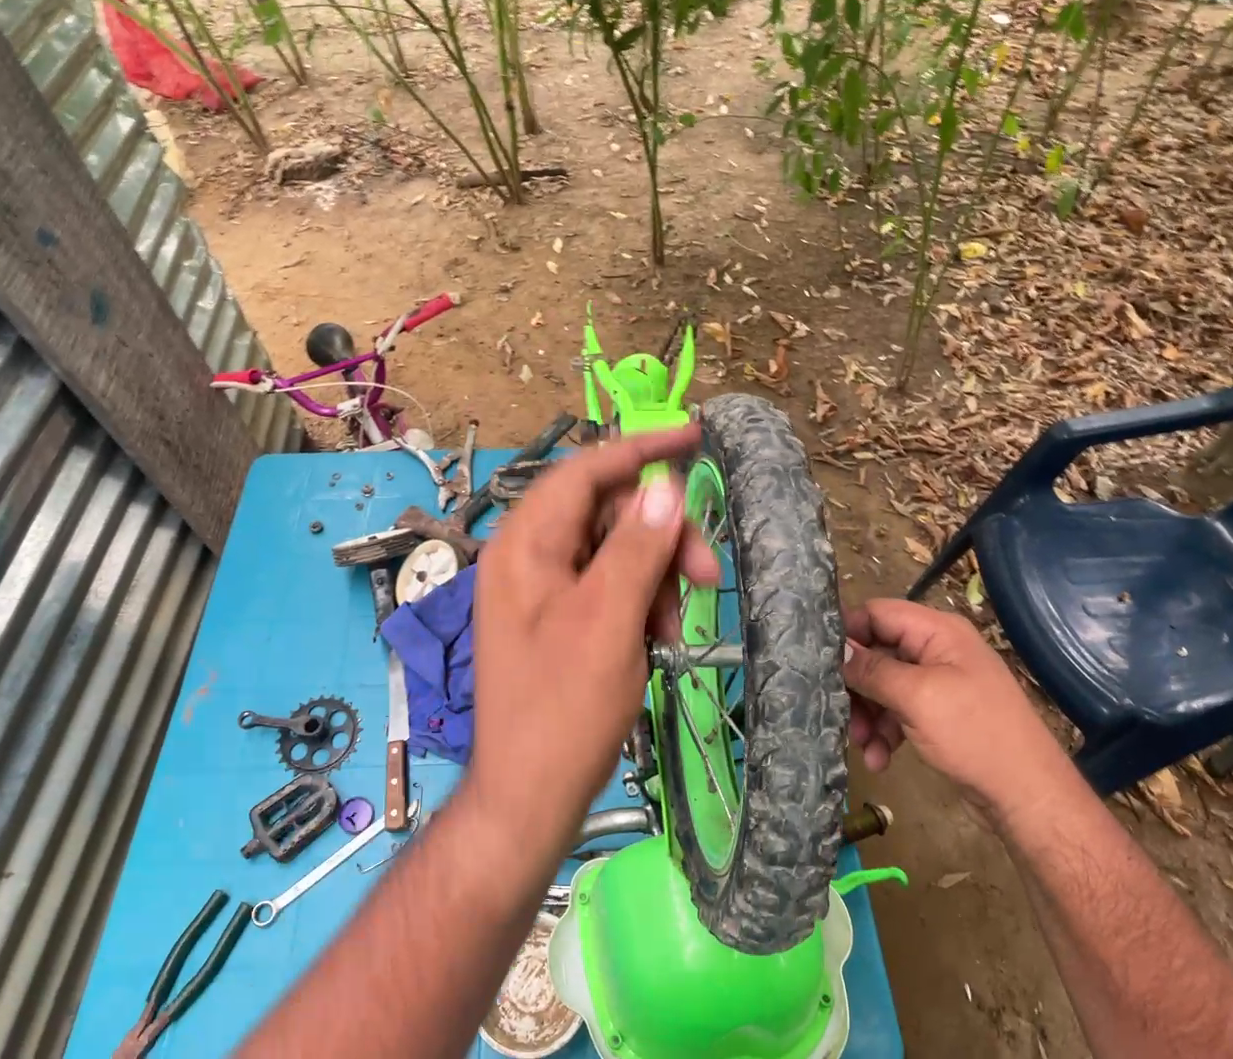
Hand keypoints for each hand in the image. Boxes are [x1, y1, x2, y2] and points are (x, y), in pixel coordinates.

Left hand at [470, 428, 719, 845]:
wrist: (528, 797)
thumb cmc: (563, 709)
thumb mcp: (608, 621)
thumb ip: (636, 549)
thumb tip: (664, 487)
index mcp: (525, 545)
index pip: (586, 471)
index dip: (641, 449)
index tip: (696, 436)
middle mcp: (527, 558)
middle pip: (605, 513)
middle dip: (661, 535)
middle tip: (707, 573)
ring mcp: (540, 593)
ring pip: (613, 553)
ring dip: (656, 576)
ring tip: (675, 627)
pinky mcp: (556, 623)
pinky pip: (607, 589)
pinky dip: (640, 604)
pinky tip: (659, 639)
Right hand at [842, 599, 1076, 822]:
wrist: (1027, 795)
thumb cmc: (975, 735)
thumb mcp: (917, 697)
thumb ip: (872, 669)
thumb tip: (835, 649)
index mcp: (938, 631)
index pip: (877, 613)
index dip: (847, 632)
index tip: (817, 660)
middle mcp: (937, 650)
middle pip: (876, 652)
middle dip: (855, 684)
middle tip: (838, 713)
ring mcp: (939, 683)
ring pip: (883, 686)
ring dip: (867, 715)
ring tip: (862, 745)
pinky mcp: (938, 714)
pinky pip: (897, 712)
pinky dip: (884, 732)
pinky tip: (879, 759)